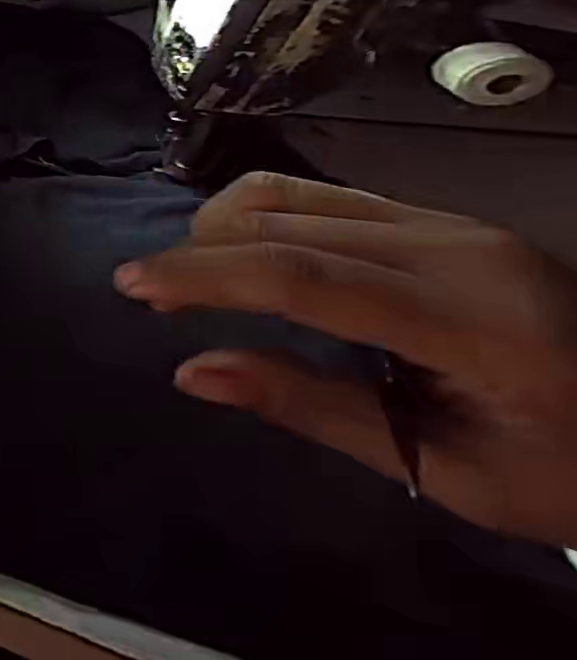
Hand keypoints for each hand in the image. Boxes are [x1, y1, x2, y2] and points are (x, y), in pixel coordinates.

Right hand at [114, 172, 576, 548]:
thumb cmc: (569, 468)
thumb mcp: (453, 472)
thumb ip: (313, 409)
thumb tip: (189, 373)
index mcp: (480, 327)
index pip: (302, 277)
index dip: (201, 276)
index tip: (130, 287)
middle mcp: (461, 253)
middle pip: (277, 230)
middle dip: (192, 257)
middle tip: (147, 293)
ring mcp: (448, 224)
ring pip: (282, 199)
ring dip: (213, 231)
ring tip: (192, 274)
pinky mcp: (433, 215)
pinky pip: (309, 192)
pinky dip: (248, 214)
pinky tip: (236, 249)